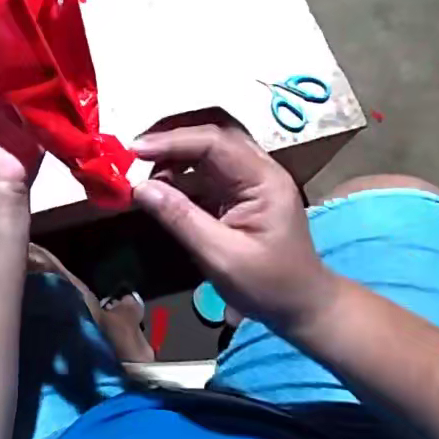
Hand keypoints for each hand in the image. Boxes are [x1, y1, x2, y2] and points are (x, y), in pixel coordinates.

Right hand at [132, 125, 340, 332]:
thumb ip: (181, 219)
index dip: (173, 141)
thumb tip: (140, 188)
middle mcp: (260, 169)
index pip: (215, 142)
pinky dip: (182, 172)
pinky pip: (208, 169)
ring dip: (176, 153)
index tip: (136, 151)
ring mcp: (252, 178)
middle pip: (214, 132)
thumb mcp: (221, 257)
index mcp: (264, 179)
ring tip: (144, 171)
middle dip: (173, 136)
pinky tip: (161, 186)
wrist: (303, 305)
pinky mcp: (241, 191)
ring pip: (210, 147)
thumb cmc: (268, 285)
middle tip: (136, 152)